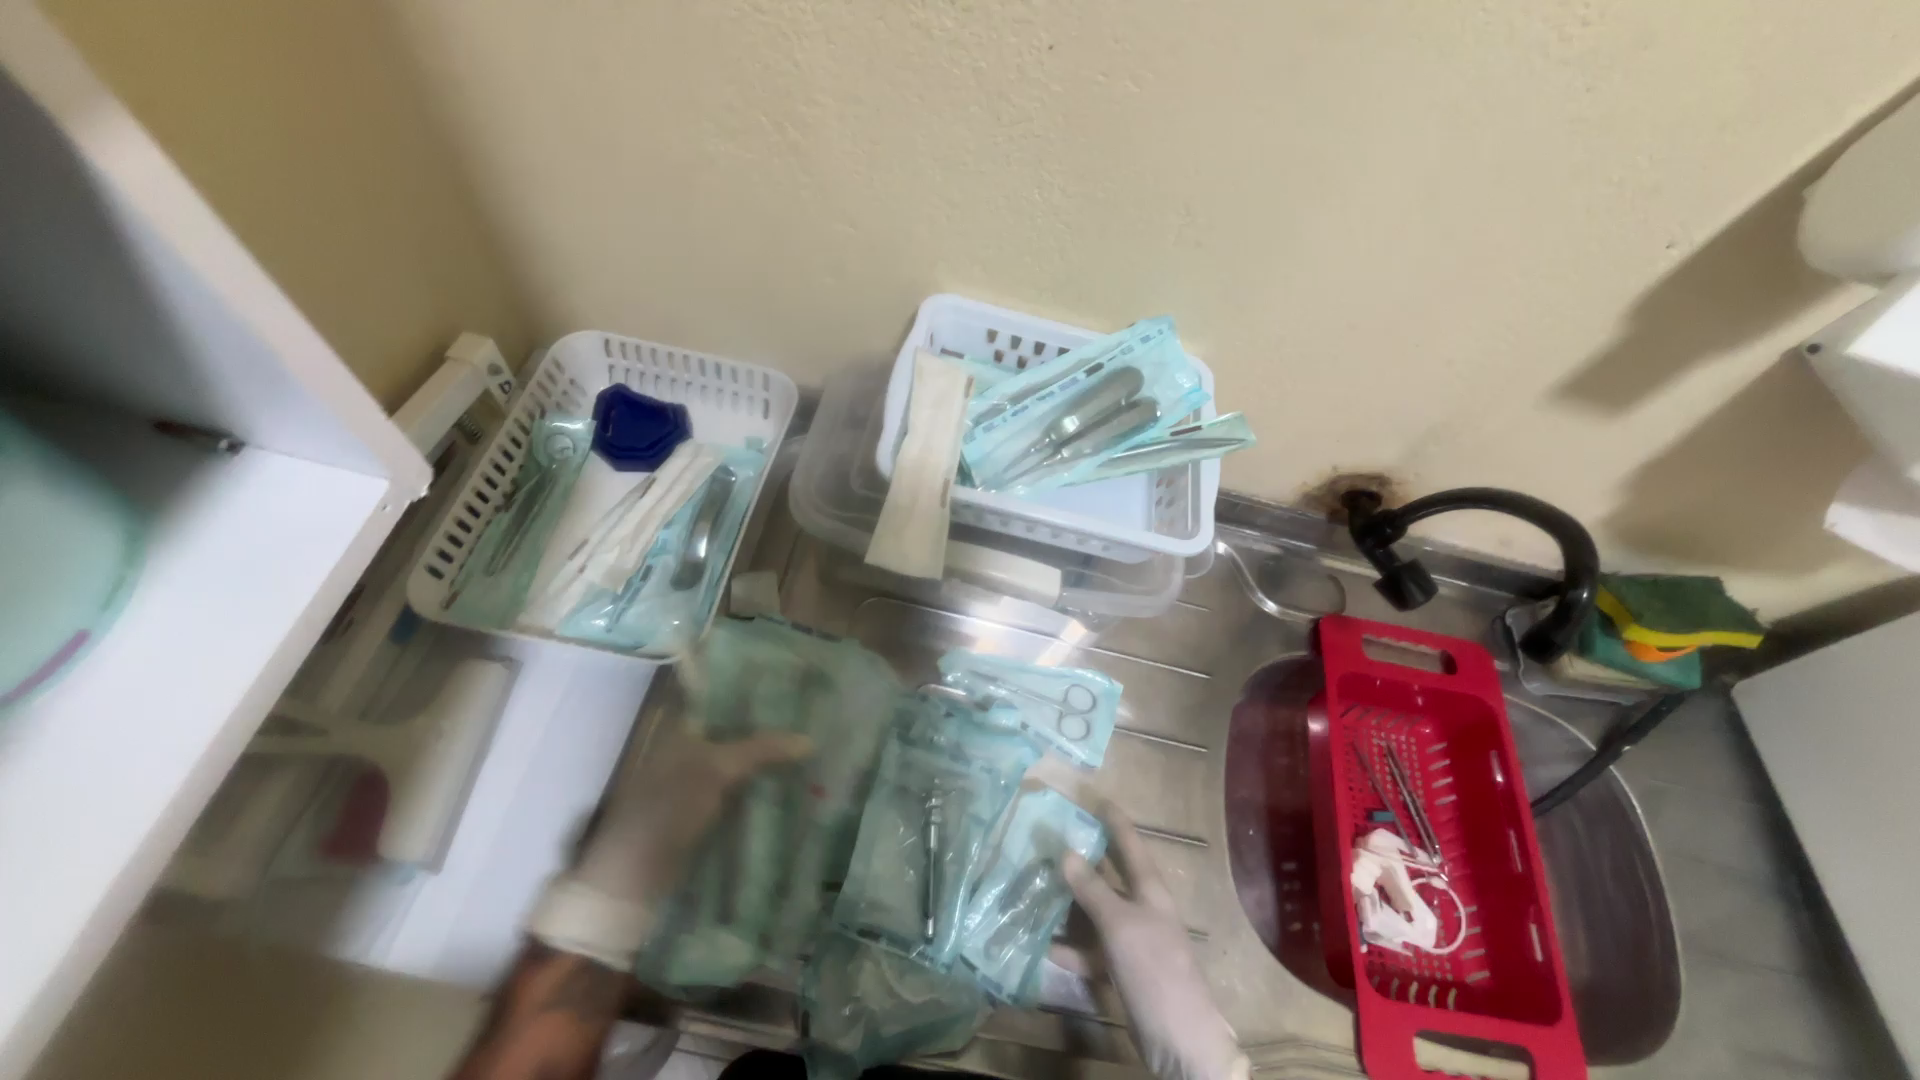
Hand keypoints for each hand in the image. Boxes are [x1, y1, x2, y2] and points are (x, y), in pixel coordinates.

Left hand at [530, 722, 810, 970]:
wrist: (635, 878)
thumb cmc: (666, 810)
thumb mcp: (715, 769)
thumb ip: (762, 749)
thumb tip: (810, 741)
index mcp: (683, 729)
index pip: (729, 702)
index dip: (763, 698)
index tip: (803, 695)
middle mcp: (692, 750)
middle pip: (741, 734)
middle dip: (775, 733)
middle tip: (820, 724)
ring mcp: (701, 785)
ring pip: (747, 766)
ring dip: (775, 764)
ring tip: (819, 755)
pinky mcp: (710, 815)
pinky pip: (746, 794)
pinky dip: (768, 791)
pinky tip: (800, 789)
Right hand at [1061, 805, 1249, 1079]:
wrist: (1180, 1039)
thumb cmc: (1155, 969)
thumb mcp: (1120, 924)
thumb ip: (1092, 889)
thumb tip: (1065, 851)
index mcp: (1149, 889)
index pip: (1130, 842)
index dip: (1113, 819)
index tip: (1094, 795)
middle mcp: (1140, 908)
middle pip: (1108, 874)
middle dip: (1080, 857)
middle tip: (1048, 836)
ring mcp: (1131, 939)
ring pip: (1093, 910)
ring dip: (1067, 901)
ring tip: (1033, 884)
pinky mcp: (1120, 968)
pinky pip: (1088, 948)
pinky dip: (1066, 945)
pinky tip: (1039, 943)